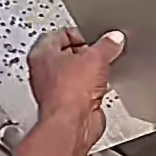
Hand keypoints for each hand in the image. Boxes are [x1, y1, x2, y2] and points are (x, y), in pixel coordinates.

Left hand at [26, 28, 125, 146]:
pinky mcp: (68, 104)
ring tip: (103, 71)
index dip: (80, 33)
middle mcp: (44, 71)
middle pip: (68, 54)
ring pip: (76, 73)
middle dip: (87, 54)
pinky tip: (102, 88)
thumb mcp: (96, 57)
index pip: (60, 34)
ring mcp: (55, 89)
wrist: (74, 122)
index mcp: (41, 54)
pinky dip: (93, 88)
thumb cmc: (70, 92)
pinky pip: (83, 90)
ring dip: (91, 72)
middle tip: (102, 53)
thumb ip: (107, 45)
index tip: (96, 37)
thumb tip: (114, 38)